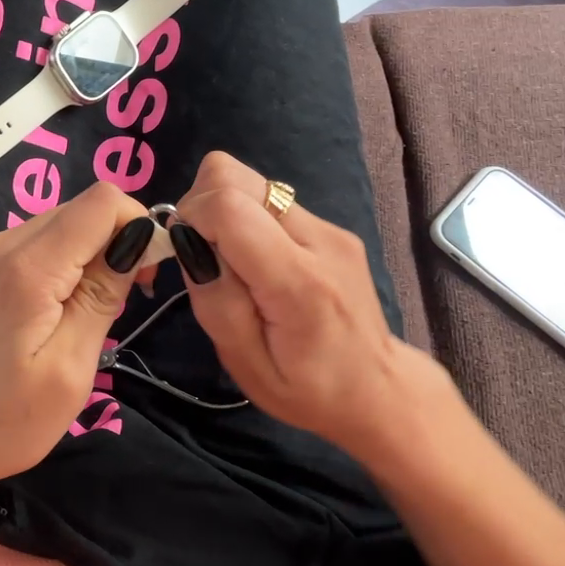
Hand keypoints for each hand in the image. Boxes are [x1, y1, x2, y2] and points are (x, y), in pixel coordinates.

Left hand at [0, 182, 147, 494]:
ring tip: (93, 312)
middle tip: (128, 299)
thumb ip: (104, 294)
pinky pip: (40, 243)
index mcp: (27, 267)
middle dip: (119, 241)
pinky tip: (64, 308)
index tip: (147, 275)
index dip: (139, 225)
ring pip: (63, 223)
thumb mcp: (72, 364)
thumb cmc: (11, 418)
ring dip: (93, 254)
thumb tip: (138, 239)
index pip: (101, 202)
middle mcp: (2, 244)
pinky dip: (66, 263)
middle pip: (82, 209)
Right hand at [174, 152, 453, 455]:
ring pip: (248, 182)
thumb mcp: (246, 364)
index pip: (227, 205)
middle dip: (199, 205)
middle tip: (201, 253)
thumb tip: (188, 245)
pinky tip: (251, 262)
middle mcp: (318, 239)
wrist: (378, 389)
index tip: (186, 255)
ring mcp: (327, 228)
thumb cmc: (307, 390)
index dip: (190, 218)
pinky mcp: (327, 226)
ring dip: (220, 211)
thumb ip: (215, 301)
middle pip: (233, 175)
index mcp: (297, 281)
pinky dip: (242, 219)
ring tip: (227, 260)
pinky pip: (265, 199)